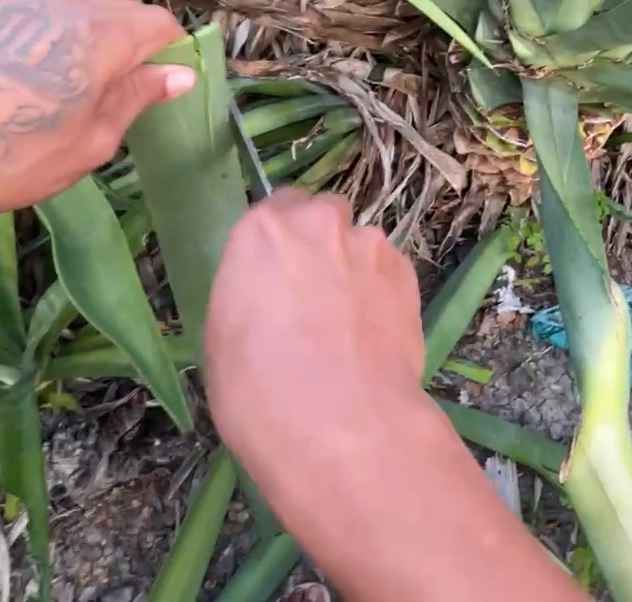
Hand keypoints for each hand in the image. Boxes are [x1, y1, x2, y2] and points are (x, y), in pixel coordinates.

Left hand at [0, 0, 193, 225]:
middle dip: (139, 19)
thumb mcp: (95, 140)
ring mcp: (33, 1)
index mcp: (105, 37)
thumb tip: (183, 74)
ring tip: (95, 40)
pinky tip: (55, 25)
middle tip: (129, 65)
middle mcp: (73, 5)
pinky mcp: (1, 10)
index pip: (161, 23)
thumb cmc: (20, 157)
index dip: (170, 50)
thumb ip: (138, 96)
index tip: (162, 82)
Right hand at [202, 191, 587, 601]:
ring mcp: (369, 245)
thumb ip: (251, 291)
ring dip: (354, 268)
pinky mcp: (406, 273)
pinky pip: (388, 270)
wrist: (343, 424)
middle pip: (323, 213)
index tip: (279, 268)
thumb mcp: (224, 339)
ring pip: (360, 243)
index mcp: (263, 233)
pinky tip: (375, 334)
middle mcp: (319, 224)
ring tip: (351, 323)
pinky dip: (382, 291)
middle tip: (315, 291)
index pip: (275, 207)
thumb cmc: (259, 392)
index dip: (280, 238)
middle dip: (320, 240)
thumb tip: (271, 294)